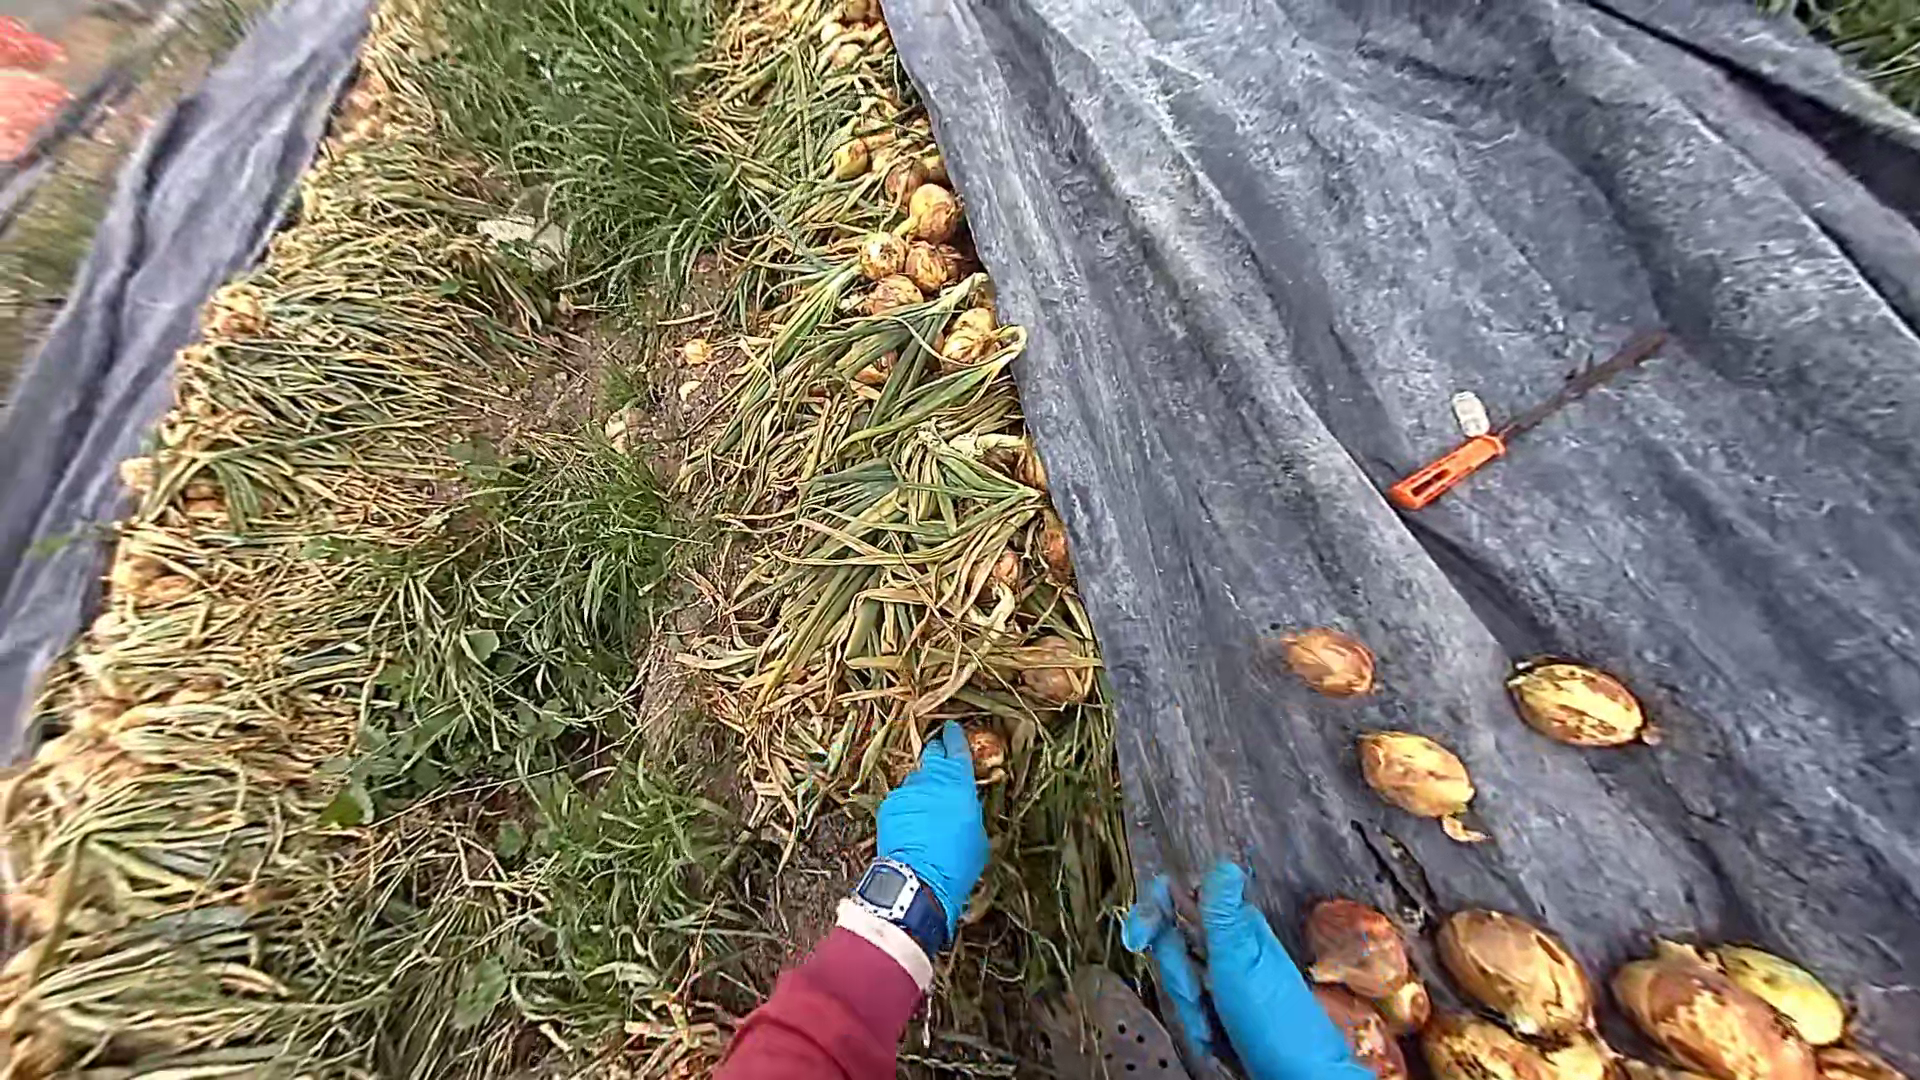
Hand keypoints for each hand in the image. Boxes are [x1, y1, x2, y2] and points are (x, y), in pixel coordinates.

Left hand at [876, 721, 987, 934]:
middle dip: (938, 753)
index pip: (956, 745)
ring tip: (928, 810)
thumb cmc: (957, 861)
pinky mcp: (890, 803)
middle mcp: (931, 777)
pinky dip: (908, 806)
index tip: (954, 730)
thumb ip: (971, 808)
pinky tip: (913, 825)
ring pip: (916, 778)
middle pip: (932, 751)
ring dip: (922, 787)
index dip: (955, 735)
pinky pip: (902, 798)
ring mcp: (907, 789)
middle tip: (943, 763)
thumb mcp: (978, 834)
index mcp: (958, 779)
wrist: (918, 880)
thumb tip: (966, 803)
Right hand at [1124, 861, 1371, 1079]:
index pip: (1172, 897)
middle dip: (1176, 972)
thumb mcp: (1239, 957)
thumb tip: (1224, 862)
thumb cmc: (1275, 1021)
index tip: (1136, 937)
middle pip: (1170, 939)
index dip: (1150, 912)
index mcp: (1231, 921)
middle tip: (1199, 996)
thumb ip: (1222, 909)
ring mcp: (1223, 979)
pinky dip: (1197, 1026)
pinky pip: (1190, 1007)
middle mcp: (1225, 944)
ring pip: (1177, 975)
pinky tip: (1215, 1040)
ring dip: (1188, 1005)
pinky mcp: (1223, 1011)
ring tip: (1213, 1027)